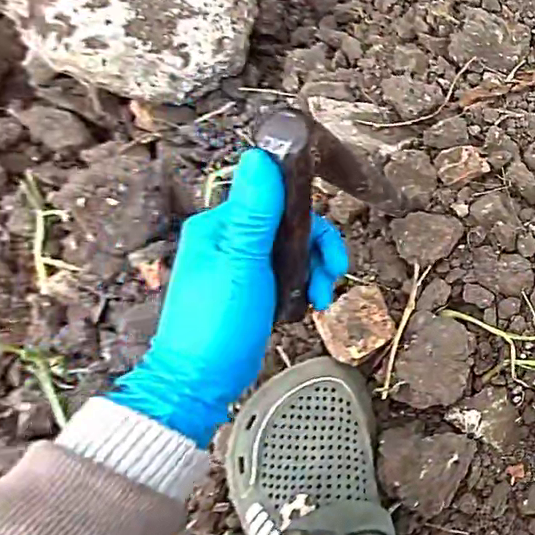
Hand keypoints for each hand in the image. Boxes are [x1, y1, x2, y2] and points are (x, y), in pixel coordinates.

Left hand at [108, 148, 349, 446]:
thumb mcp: (242, 262)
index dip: (310, 220)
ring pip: (298, 249)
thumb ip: (255, 211)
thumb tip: (260, 156)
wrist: (202, 377)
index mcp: (220, 226)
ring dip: (318, 269)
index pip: (278, 200)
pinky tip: (311, 301)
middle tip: (331, 275)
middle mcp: (231, 239)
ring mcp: (243, 263)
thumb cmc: (218, 321)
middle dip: (320, 249)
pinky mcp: (255, 285)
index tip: (327, 247)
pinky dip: (308, 283)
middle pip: (294, 225)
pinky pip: (293, 270)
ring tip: (321, 294)